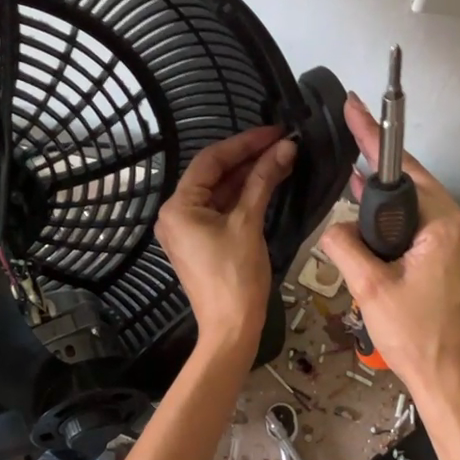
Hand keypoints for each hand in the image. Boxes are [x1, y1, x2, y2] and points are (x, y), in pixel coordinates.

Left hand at [156, 125, 295, 351]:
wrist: (230, 327)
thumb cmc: (236, 277)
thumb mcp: (248, 223)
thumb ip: (263, 181)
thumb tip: (284, 148)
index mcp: (178, 207)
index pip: (211, 160)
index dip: (245, 143)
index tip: (275, 132)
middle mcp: (175, 215)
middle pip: (213, 175)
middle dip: (249, 159)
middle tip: (283, 144)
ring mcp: (186, 230)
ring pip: (219, 193)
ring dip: (248, 177)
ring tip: (282, 159)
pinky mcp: (200, 243)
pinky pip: (220, 211)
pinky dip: (242, 197)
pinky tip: (268, 183)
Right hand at [320, 94, 459, 409]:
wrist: (452, 383)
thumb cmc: (416, 339)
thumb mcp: (370, 289)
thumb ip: (345, 246)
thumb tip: (333, 226)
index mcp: (447, 226)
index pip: (403, 171)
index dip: (373, 137)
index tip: (356, 106)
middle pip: (414, 189)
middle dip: (376, 183)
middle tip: (343, 165)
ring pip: (420, 213)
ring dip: (387, 212)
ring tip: (352, 202)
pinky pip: (427, 233)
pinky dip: (401, 232)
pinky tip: (375, 237)